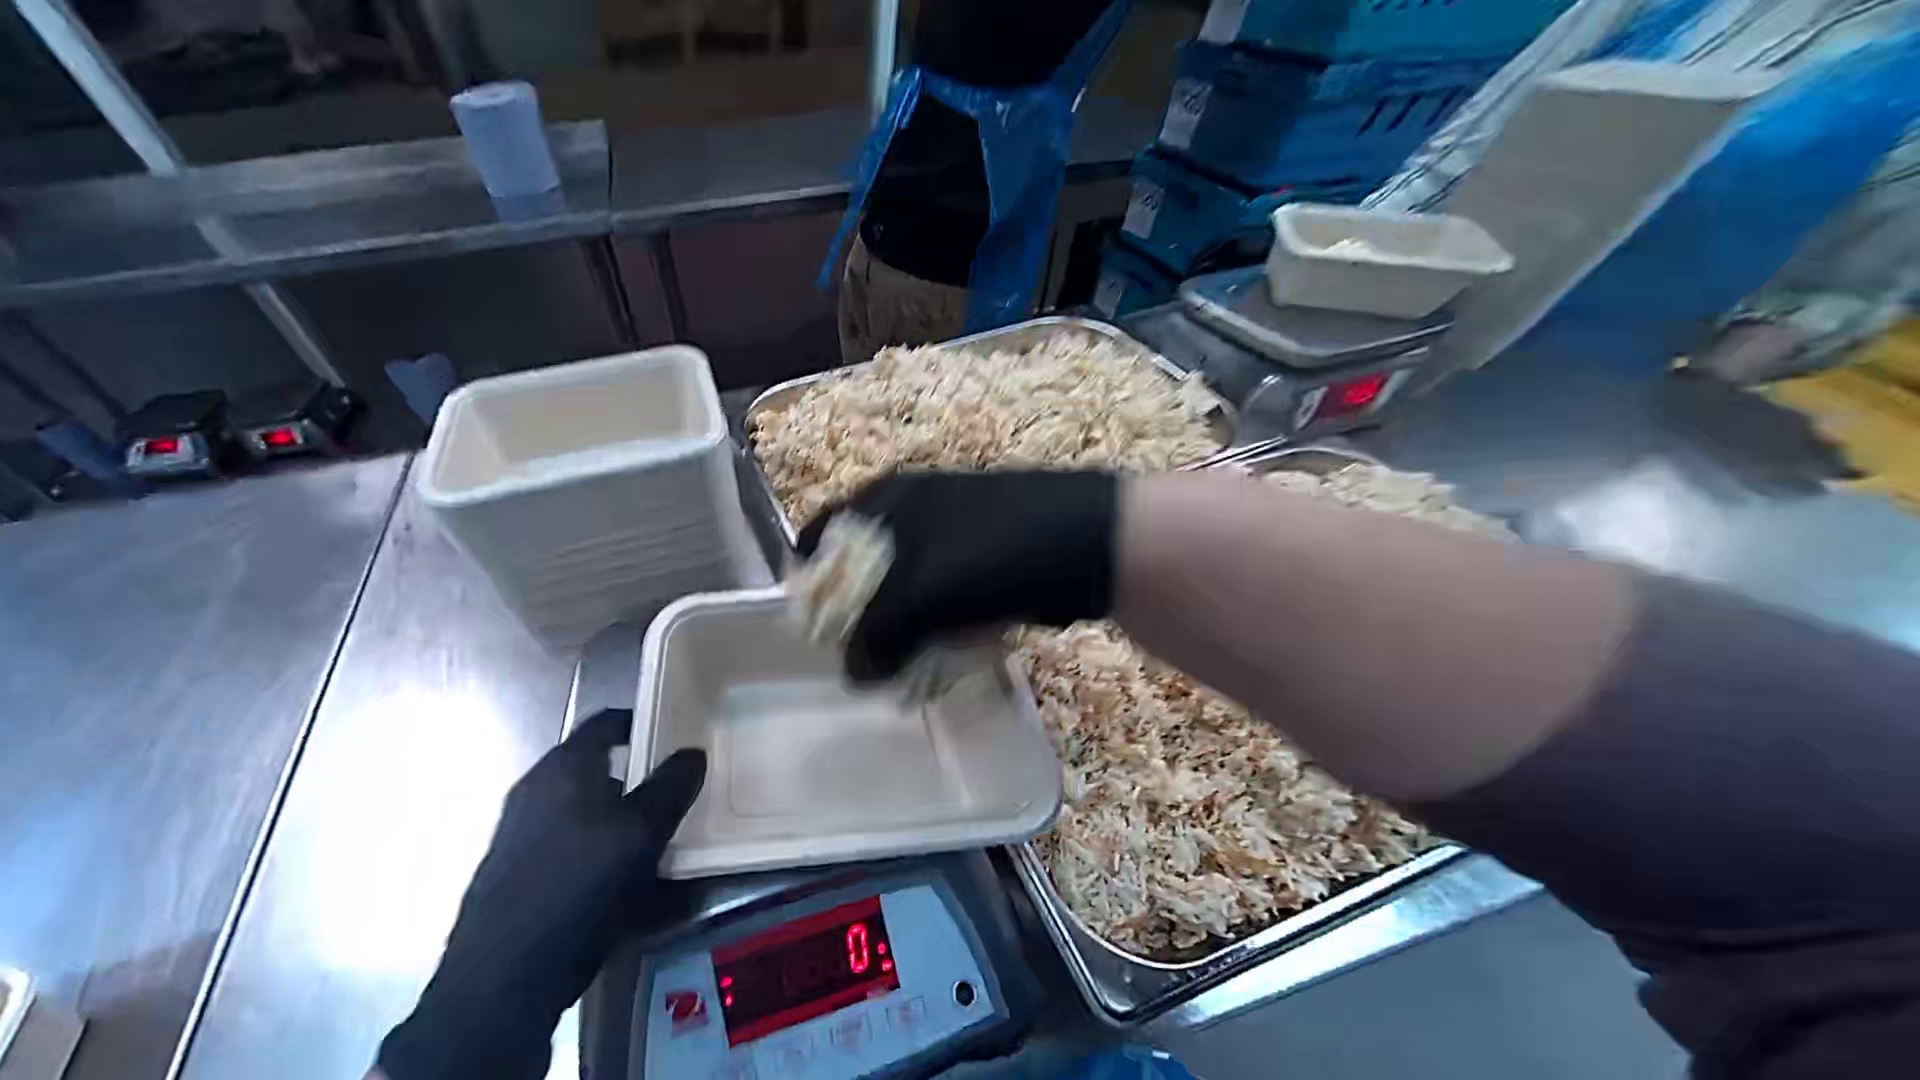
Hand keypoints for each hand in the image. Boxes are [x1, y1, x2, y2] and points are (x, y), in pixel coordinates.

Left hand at [377, 709, 704, 1079]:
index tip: (678, 733)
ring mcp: (527, 838)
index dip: (643, 720)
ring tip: (671, 848)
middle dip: (645, 784)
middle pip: (604, 772)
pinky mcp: (524, 879)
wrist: (500, 982)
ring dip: (633, 828)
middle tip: (682, 796)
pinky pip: (583, 856)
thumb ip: (672, 787)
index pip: (606, 722)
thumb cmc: (575, 885)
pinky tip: (645, 893)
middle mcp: (539, 795)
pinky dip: (614, 864)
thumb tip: (693, 753)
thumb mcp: (640, 832)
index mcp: (562, 770)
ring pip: (596, 817)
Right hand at [796, 469, 1119, 681]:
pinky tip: (945, 651)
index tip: (808, 623)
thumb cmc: (992, 555)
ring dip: (901, 622)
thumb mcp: (921, 594)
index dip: (808, 576)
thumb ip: (876, 635)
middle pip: (864, 561)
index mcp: (889, 499)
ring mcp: (955, 529)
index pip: (823, 530)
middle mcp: (916, 507)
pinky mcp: (987, 556)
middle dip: (857, 609)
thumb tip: (853, 673)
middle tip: (856, 653)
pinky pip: (946, 594)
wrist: (1088, 545)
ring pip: (908, 582)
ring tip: (898, 663)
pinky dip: (940, 622)